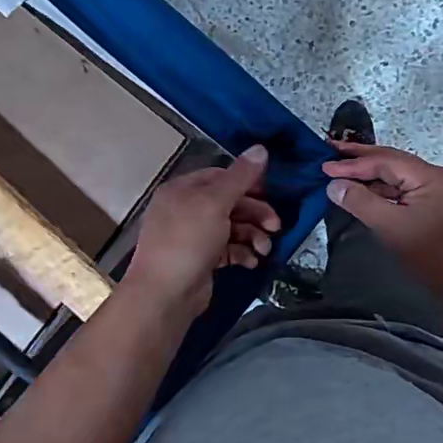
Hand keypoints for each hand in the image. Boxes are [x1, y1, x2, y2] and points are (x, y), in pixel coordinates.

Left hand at [125, 146, 280, 311]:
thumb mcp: (215, 203)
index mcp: (182, 189)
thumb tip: (261, 148)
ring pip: (230, 227)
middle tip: (276, 225)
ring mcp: (191, 236)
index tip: (270, 193)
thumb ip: (240, 177)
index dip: (246, 183)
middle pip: (228, 202)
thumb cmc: (188, 240)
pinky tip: (251, 262)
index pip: (219, 176)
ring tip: (264, 249)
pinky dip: (241, 252)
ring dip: (252, 235)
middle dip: (254, 213)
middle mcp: (184, 209)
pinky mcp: (200, 260)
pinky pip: (226, 249)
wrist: (166, 294)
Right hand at [321, 141, 442, 290]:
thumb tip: (333, 184)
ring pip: (400, 176)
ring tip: (342, 170)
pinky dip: (383, 188)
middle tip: (330, 151)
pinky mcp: (440, 206)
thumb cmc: (433, 257)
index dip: (352, 163)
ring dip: (371, 174)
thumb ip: (360, 202)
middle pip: (394, 161)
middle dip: (361, 158)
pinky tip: (365, 190)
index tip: (324, 166)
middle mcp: (439, 176)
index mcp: (432, 176)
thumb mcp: (391, 228)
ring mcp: (442, 191)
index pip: (385, 161)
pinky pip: (406, 189)